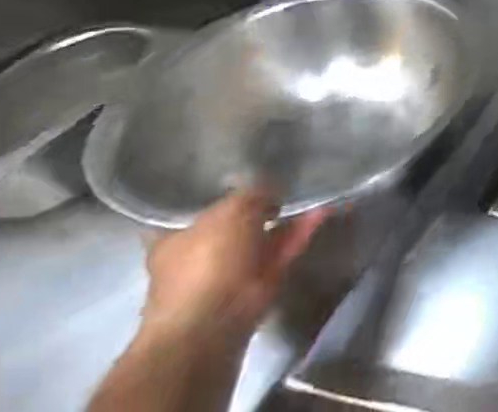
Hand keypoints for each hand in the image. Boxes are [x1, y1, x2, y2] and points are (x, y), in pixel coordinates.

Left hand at [141, 189, 324, 340]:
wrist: (215, 318)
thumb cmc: (207, 260)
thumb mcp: (231, 210)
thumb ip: (254, 194)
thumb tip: (271, 192)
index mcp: (174, 239)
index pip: (194, 210)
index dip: (220, 193)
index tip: (246, 177)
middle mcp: (201, 254)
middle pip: (235, 223)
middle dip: (261, 206)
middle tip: (288, 182)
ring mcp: (232, 270)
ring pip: (265, 236)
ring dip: (288, 216)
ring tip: (313, 191)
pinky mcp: (261, 281)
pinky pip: (285, 248)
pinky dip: (302, 231)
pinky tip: (323, 210)